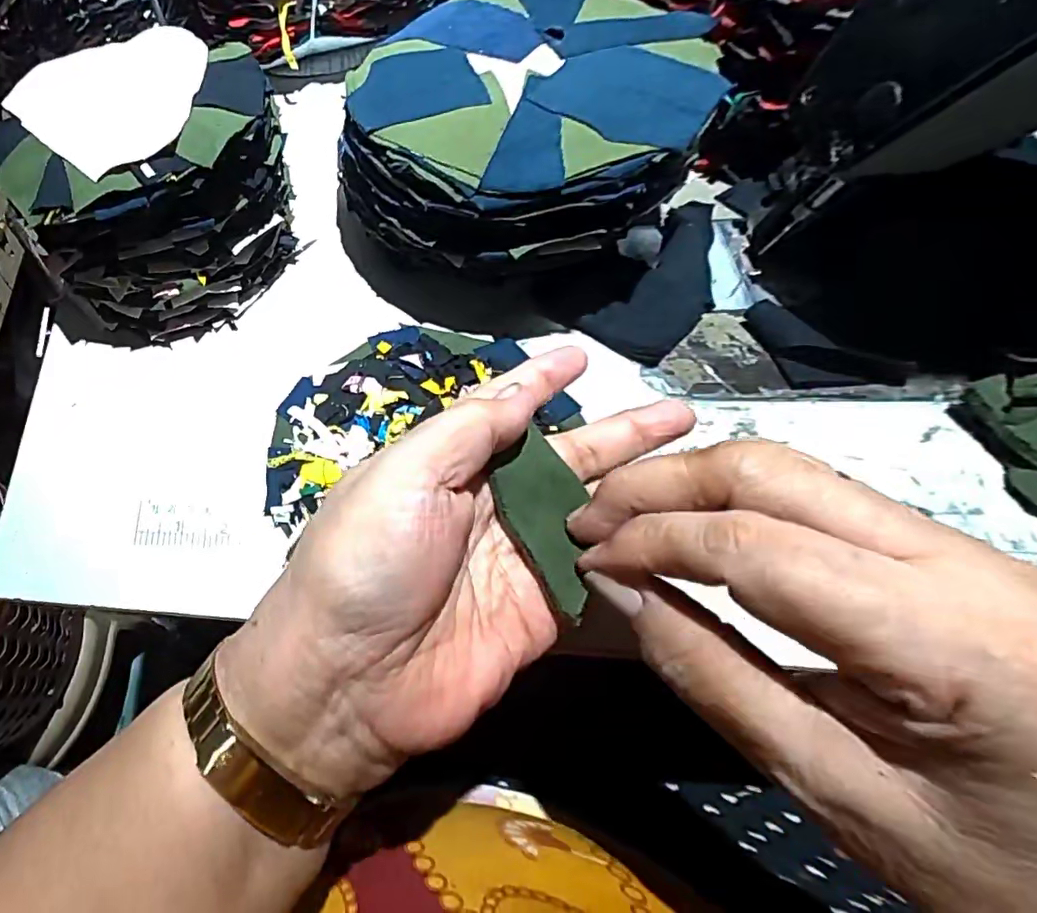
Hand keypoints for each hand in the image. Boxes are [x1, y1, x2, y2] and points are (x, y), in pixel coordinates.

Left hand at [218, 346, 694, 798]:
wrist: (348, 680)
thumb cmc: (365, 561)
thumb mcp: (402, 476)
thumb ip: (463, 432)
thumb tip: (515, 394)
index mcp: (446, 464)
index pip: (504, 411)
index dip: (540, 382)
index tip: (577, 357)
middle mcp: (485, 504)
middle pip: (563, 458)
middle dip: (617, 434)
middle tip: (674, 412)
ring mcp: (514, 558)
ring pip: (586, 511)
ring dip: (633, 487)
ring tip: (688, 463)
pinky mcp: (537, 611)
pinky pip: (591, 575)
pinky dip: (626, 553)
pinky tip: (667, 533)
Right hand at [569, 441, 1036, 911]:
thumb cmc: (1000, 878)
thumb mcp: (836, 795)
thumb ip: (715, 679)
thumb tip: (620, 590)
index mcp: (959, 646)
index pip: (762, 545)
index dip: (656, 537)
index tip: (589, 552)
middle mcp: (974, 565)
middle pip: (777, 472)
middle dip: (664, 482)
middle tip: (592, 511)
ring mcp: (975, 545)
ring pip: (797, 470)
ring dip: (695, 482)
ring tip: (628, 511)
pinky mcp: (961, 547)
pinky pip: (825, 501)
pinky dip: (741, 504)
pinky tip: (698, 527)